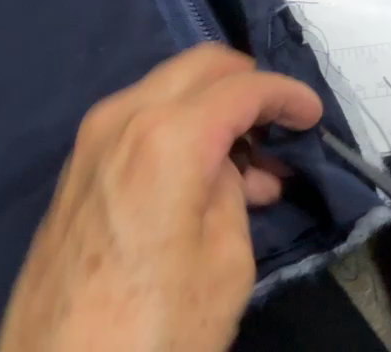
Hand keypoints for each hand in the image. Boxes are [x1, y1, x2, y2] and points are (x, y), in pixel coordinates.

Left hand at [0, 44, 323, 351]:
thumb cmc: (155, 326)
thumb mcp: (225, 263)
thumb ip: (230, 191)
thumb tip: (222, 165)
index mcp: (169, 134)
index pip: (242, 87)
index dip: (286, 95)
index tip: (313, 115)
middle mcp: (124, 115)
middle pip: (200, 66)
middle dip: (247, 84)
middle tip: (281, 125)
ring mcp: (92, 137)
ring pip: (168, 88)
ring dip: (213, 109)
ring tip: (253, 169)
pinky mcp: (78, 165)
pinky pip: (140, 120)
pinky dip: (179, 128)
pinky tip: (206, 177)